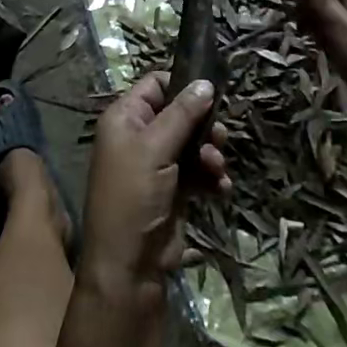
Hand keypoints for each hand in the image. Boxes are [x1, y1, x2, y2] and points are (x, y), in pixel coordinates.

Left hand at [80, 72, 230, 302]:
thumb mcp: (155, 149)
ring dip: (210, 153)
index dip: (182, 85)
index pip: (155, 84)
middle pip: (179, 114)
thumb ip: (182, 115)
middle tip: (219, 137)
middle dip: (203, 125)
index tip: (212, 92)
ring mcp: (157, 163)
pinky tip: (221, 189)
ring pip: (193, 143)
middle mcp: (139, 135)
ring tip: (217, 169)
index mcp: (125, 117)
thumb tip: (205, 82)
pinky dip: (212, 176)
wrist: (130, 264)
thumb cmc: (133, 196)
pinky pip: (198, 171)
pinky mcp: (174, 188)